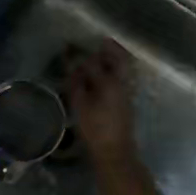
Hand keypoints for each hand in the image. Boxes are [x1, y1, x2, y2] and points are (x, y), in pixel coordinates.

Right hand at [66, 40, 136, 162]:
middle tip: (100, 41)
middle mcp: (121, 84)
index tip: (69, 47)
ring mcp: (126, 94)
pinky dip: (113, 73)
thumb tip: (73, 69)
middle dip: (110, 49)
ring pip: (122, 70)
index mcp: (109, 83)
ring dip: (113, 60)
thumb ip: (77, 85)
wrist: (115, 153)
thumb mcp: (80, 107)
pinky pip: (121, 80)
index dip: (79, 55)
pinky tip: (100, 79)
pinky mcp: (126, 103)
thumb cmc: (95, 130)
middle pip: (119, 59)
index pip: (94, 62)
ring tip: (99, 56)